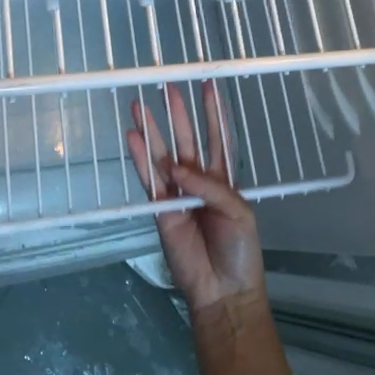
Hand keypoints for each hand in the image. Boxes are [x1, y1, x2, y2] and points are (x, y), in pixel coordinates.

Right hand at [126, 82, 264, 315]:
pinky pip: (149, 179)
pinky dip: (140, 158)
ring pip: (163, 155)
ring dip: (153, 131)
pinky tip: (134, 137)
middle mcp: (199, 180)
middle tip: (168, 88)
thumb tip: (175, 168)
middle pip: (187, 140)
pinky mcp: (161, 209)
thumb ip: (209, 186)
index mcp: (224, 179)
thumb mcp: (238, 211)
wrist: (224, 288)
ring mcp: (178, 193)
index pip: (219, 139)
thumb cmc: (240, 248)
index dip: (214, 114)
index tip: (209, 86)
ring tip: (140, 105)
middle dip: (178, 115)